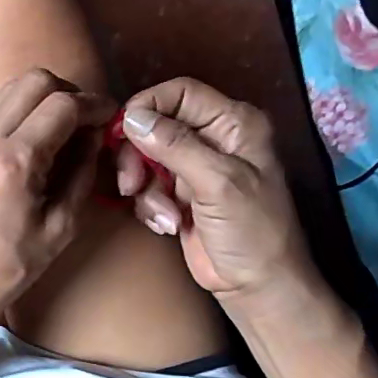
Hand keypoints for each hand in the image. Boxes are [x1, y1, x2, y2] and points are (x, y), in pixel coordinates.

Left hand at [0, 68, 111, 329]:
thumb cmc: (13, 264)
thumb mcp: (63, 225)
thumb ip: (83, 170)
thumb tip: (94, 133)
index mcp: (13, 164)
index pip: (63, 105)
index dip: (94, 105)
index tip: (108, 117)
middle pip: (35, 81)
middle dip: (67, 93)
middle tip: (83, 120)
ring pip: (9, 88)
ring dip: (39, 98)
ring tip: (56, 127)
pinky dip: (10, 109)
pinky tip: (22, 136)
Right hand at [114, 77, 314, 308]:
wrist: (256, 285)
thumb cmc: (251, 231)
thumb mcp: (216, 183)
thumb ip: (174, 146)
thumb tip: (131, 117)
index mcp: (233, 123)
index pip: (180, 93)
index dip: (147, 107)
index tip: (121, 134)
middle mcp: (213, 139)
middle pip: (155, 126)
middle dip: (138, 156)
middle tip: (130, 184)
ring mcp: (194, 169)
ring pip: (145, 159)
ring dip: (145, 190)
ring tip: (164, 217)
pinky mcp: (179, 195)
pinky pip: (147, 188)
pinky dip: (150, 207)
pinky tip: (167, 225)